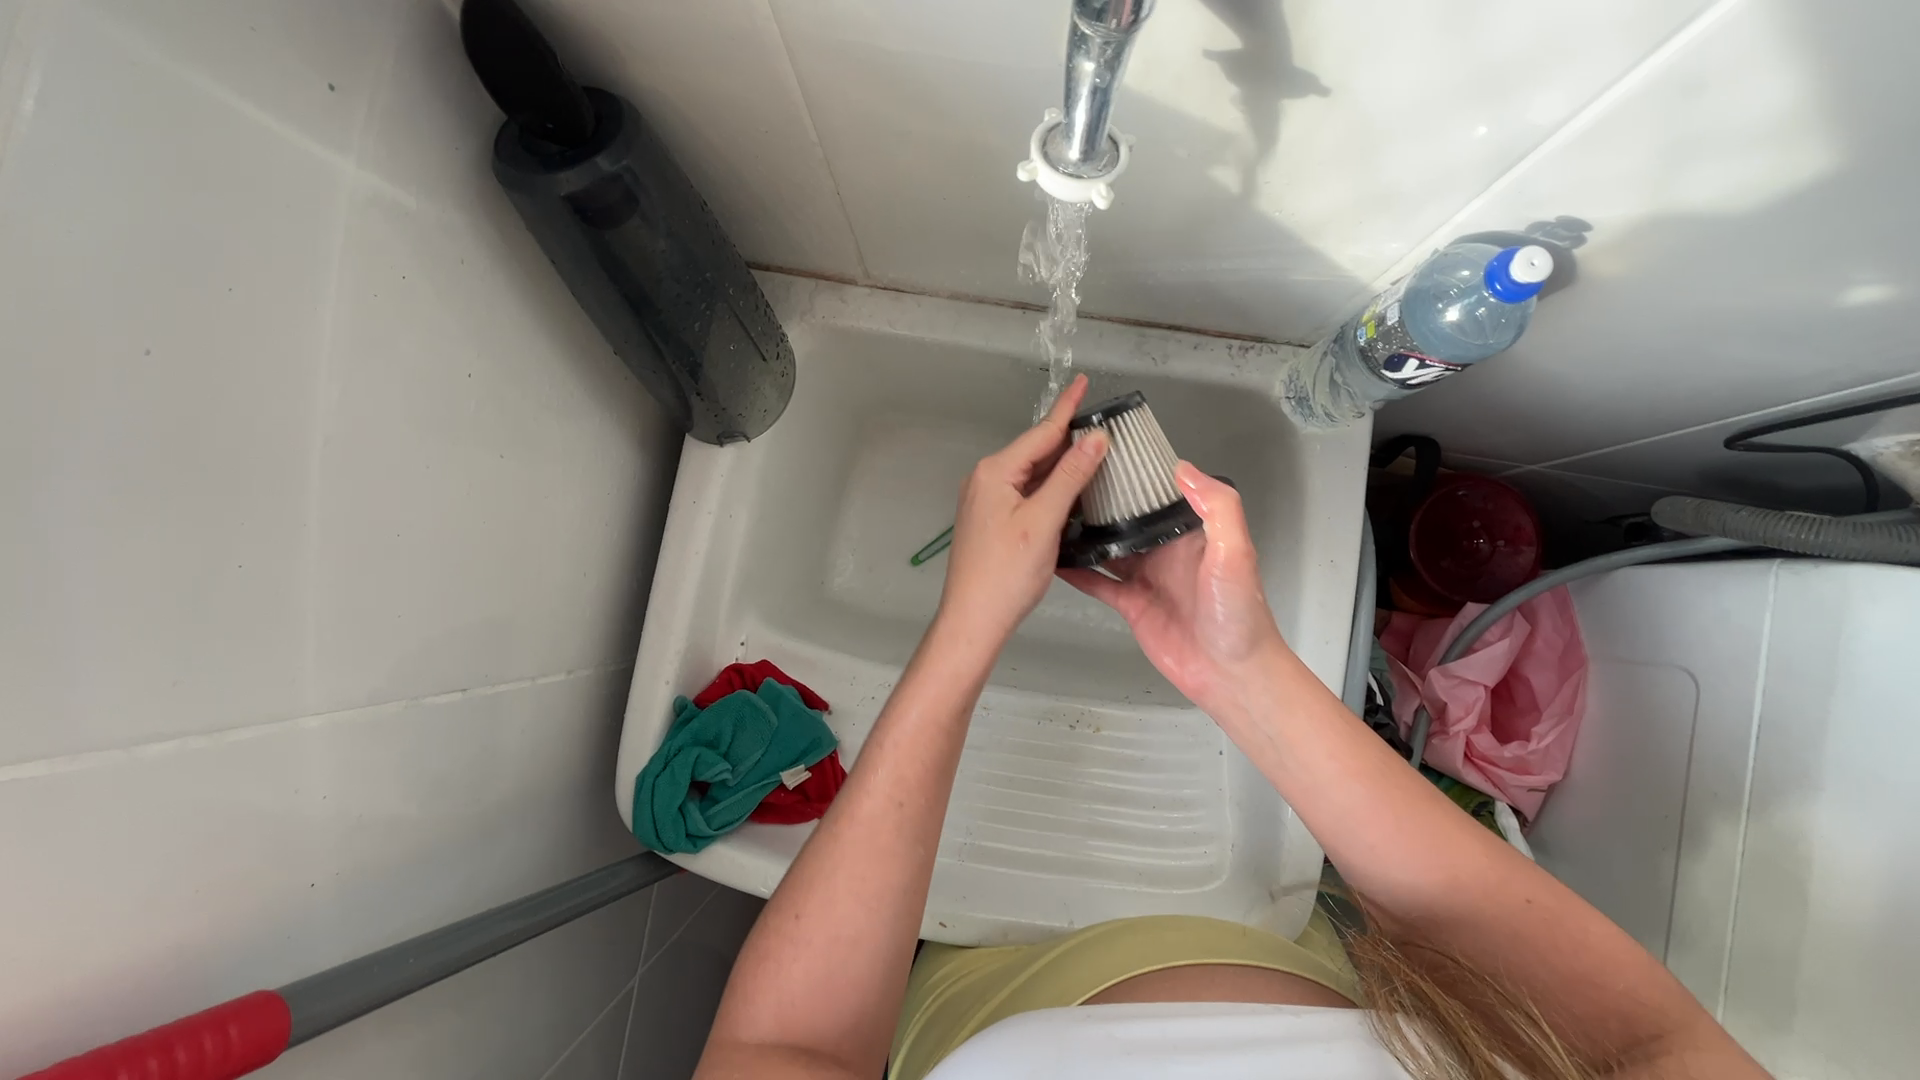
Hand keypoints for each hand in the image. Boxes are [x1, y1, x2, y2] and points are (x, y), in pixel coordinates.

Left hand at [938, 375, 1108, 641]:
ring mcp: (987, 501)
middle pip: (1036, 451)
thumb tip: (1095, 438)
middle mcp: (987, 479)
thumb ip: (1069, 477)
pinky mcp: (993, 521)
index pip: (1041, 433)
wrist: (973, 620)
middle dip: (1068, 437)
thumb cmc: (1007, 573)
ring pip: (1032, 474)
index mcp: (995, 472)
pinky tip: (1072, 490)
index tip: (1084, 381)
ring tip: (1096, 451)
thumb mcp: (1043, 521)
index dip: (1067, 408)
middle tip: (1103, 423)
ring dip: (1062, 465)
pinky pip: (1027, 494)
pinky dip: (1051, 489)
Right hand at [1058, 464, 1293, 721]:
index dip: (1138, 476)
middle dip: (1103, 503)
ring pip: (1109, 548)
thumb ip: (1217, 507)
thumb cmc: (1240, 614)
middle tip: (1068, 482)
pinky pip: (1100, 583)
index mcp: (1192, 534)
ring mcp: (1147, 578)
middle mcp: (1167, 551)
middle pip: (1128, 519)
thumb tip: (1183, 468)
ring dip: (1086, 535)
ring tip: (1054, 515)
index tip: (1108, 455)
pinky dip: (1078, 572)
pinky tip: (1057, 560)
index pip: (1160, 495)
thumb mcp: (1236, 552)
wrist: (1231, 674)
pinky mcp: (1132, 605)